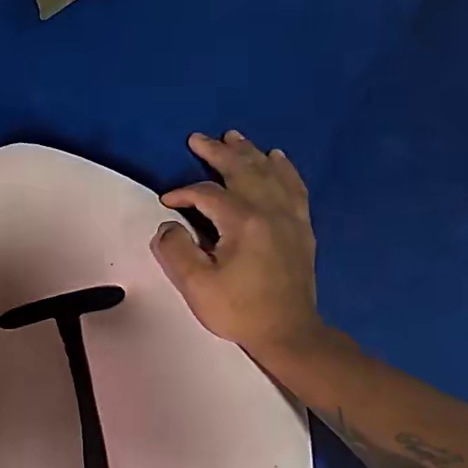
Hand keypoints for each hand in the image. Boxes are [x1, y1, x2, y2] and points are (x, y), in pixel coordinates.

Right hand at [152, 131, 326, 354]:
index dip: (183, 193)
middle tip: (198, 138)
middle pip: (242, 170)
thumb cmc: (239, 309)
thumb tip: (168, 225)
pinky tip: (277, 158)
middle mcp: (270, 210)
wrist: (288, 331)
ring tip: (234, 136)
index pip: (207, 194)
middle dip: (217, 152)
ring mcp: (290, 217)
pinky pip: (294, 186)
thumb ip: (176, 250)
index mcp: (243, 222)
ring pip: (269, 172)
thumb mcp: (197, 285)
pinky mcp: (301, 227)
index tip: (166, 201)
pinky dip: (284, 168)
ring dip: (249, 152)